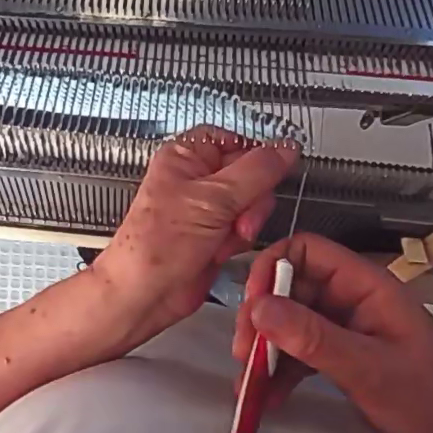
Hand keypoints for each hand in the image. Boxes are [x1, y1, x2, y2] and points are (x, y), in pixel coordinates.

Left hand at [89, 126, 298, 348]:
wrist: (147, 294)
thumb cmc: (155, 245)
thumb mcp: (213, 199)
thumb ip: (257, 171)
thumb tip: (285, 149)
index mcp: (188, 156)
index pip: (235, 138)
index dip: (256, 153)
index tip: (272, 167)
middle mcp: (197, 179)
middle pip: (252, 173)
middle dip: (250, 199)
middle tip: (236, 213)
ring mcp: (208, 209)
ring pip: (253, 204)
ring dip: (244, 224)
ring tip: (222, 236)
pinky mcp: (216, 235)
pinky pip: (246, 229)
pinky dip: (238, 242)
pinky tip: (219, 250)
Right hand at [232, 233, 432, 432]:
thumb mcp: (370, 369)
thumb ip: (314, 337)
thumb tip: (260, 308)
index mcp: (365, 284)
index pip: (307, 251)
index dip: (273, 269)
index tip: (252, 308)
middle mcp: (352, 298)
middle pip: (291, 287)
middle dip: (262, 318)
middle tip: (245, 354)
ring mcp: (346, 327)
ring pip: (291, 323)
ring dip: (267, 350)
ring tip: (249, 385)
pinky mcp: (343, 355)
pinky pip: (301, 351)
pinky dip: (281, 371)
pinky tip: (268, 397)